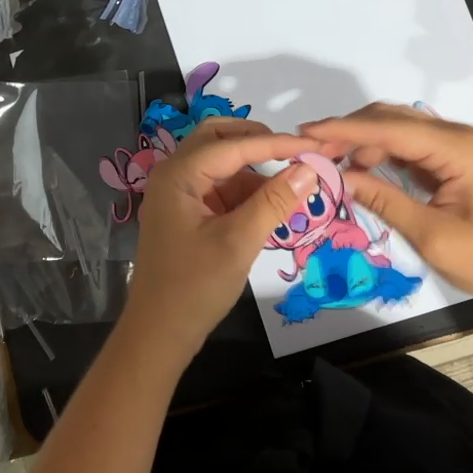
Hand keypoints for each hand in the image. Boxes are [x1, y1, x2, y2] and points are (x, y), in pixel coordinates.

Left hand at [124, 118, 321, 358]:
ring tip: (293, 184)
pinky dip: (245, 190)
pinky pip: (219, 187)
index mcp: (178, 174)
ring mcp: (178, 194)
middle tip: (295, 152)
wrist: (159, 333)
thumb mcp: (239, 242)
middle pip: (219, 139)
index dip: (275, 143)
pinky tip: (271, 205)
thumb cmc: (195, 286)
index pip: (233, 145)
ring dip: (254, 169)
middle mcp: (174, 174)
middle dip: (257, 142)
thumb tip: (309, 169)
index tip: (313, 145)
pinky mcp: (186, 213)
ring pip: (220, 163)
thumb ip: (273, 202)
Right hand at [302, 103, 472, 312]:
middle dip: (349, 131)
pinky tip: (359, 167)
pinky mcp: (452, 160)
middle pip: (391, 118)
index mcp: (457, 149)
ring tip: (331, 160)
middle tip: (312, 149)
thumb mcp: (432, 236)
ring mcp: (456, 146)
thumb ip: (385, 201)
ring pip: (397, 127)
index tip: (306, 132)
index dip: (345, 129)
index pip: (389, 129)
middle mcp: (456, 136)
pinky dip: (380, 151)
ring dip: (363, 140)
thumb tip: (340, 177)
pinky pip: (408, 144)